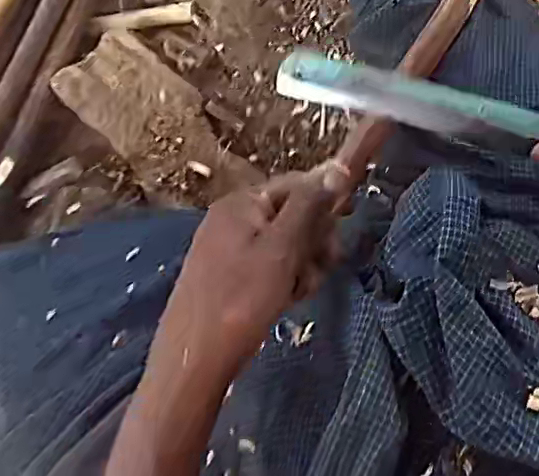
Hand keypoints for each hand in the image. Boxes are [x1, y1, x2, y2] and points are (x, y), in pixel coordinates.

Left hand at [156, 164, 351, 377]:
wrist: (191, 370)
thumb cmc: (240, 301)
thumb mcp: (284, 246)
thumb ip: (311, 203)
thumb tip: (337, 169)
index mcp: (241, 203)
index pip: (299, 182)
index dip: (326, 200)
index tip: (347, 221)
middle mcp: (232, 219)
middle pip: (295, 211)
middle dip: (316, 237)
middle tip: (323, 262)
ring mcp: (227, 248)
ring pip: (288, 240)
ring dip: (305, 261)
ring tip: (302, 288)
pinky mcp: (227, 276)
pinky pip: (271, 263)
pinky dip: (286, 277)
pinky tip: (288, 297)